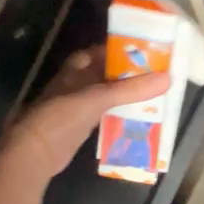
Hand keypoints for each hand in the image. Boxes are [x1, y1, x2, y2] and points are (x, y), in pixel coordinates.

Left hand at [0, 47, 171, 178]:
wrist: (35, 153)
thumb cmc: (61, 117)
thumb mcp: (98, 98)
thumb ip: (131, 89)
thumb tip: (167, 78)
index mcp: (75, 70)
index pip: (98, 52)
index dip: (119, 50)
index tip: (144, 51)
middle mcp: (75, 84)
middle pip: (105, 74)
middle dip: (128, 74)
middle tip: (156, 75)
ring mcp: (77, 106)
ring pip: (106, 95)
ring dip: (125, 95)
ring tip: (154, 95)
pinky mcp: (81, 126)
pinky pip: (106, 115)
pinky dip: (120, 114)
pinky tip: (139, 118)